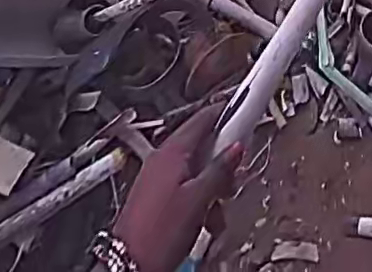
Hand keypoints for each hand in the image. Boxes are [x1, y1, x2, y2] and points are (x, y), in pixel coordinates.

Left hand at [111, 108, 241, 271]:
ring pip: (195, 168)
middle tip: (233, 177)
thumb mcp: (198, 200)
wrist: (126, 267)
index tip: (245, 119)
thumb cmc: (157, 234)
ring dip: (212, 185)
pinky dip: (198, 197)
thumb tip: (236, 149)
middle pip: (202, 144)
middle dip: (221, 161)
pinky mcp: (155, 196)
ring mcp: (157, 177)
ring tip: (216, 209)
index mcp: (173, 150)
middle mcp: (163, 158)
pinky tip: (203, 218)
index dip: (227, 115)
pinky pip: (184, 185)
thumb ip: (219, 170)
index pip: (204, 117)